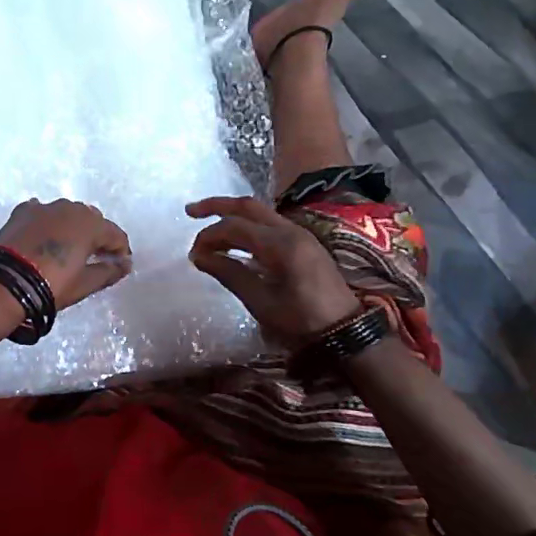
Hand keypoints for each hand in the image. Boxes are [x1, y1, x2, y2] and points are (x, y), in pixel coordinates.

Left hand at [0, 198, 132, 306]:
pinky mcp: (22, 212)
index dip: (120, 251)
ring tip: (68, 248)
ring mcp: (44, 207)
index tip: (119, 266)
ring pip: (67, 214)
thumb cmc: (51, 284)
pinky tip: (44, 236)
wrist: (5, 283)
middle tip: (94, 258)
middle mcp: (70, 208)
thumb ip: (109, 272)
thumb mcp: (84, 283)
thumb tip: (125, 265)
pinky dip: (48, 223)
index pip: (115, 235)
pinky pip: (42, 213)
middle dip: (97, 237)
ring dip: (72, 228)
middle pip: (92, 220)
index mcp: (90, 224)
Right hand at [186, 196, 359, 345]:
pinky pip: (269, 224)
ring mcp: (300, 234)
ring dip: (232, 215)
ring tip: (208, 227)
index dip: (209, 236)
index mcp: (281, 245)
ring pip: (260, 212)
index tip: (192, 254)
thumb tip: (199, 257)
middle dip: (217, 205)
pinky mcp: (303, 243)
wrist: (345, 329)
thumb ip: (230, 274)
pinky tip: (235, 242)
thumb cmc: (302, 320)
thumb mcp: (261, 302)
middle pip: (248, 206)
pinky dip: (247, 226)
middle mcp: (291, 231)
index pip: (235, 226)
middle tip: (190, 211)